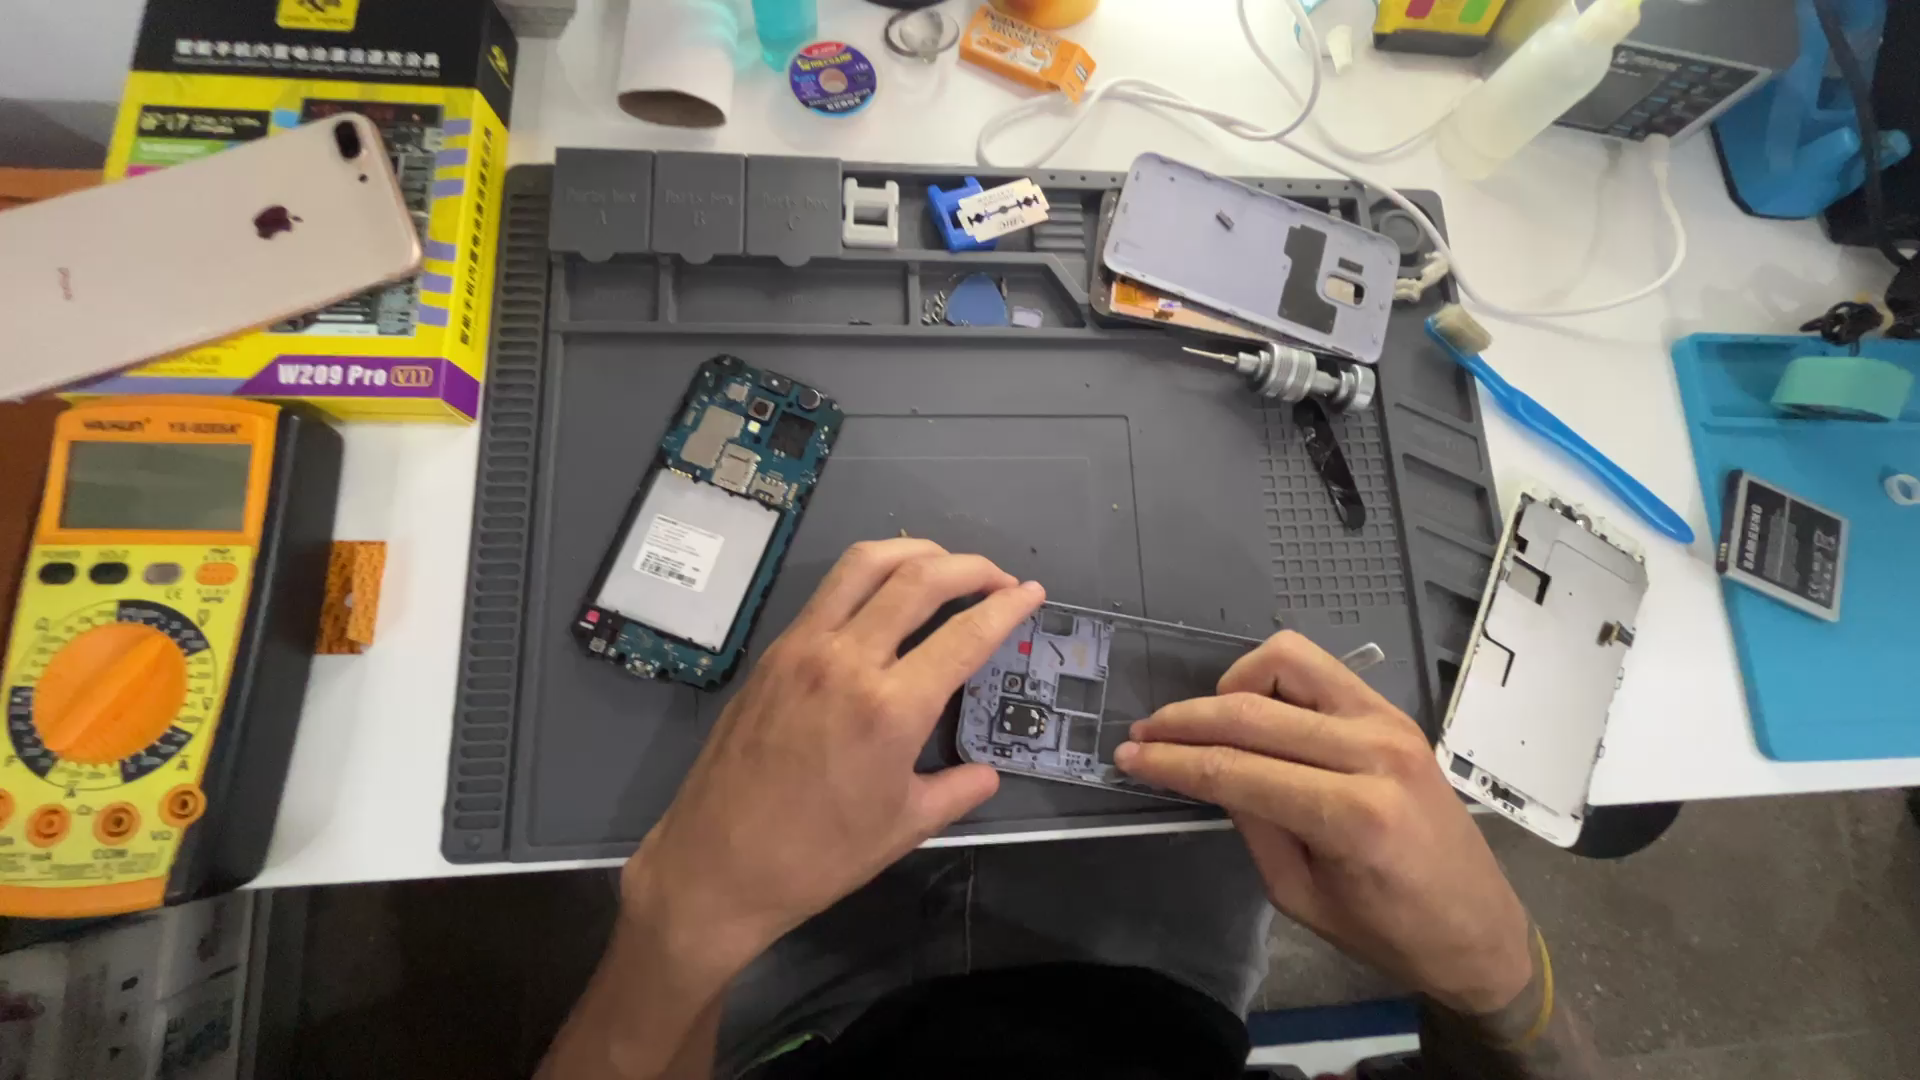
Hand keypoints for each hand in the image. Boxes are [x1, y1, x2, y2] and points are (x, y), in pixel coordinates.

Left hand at [621, 539, 1043, 973]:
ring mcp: (804, 647)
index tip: (1030, 594)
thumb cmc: (817, 856)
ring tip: (945, 564)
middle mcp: (849, 659)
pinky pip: (830, 590)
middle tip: (998, 577)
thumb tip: (988, 771)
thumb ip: (958, 790)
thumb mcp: (904, 827)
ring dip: (917, 551)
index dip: (1007, 607)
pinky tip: (886, 593)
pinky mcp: (775, 650)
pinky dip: (871, 573)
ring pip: (866, 563)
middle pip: (919, 577)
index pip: (965, 635)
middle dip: (971, 566)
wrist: (715, 866)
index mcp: (891, 708)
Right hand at [1114, 631, 1532, 1014]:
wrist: (1482, 929)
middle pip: (1249, 712)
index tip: (1129, 757)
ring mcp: (1387, 721)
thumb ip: (1251, 821)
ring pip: (1284, 661)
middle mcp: (1372, 753)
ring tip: (1210, 721)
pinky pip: (1316, 665)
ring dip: (1230, 684)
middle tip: (1143, 734)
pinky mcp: (1392, 710)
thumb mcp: (1298, 893)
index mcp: (1353, 817)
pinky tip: (1256, 708)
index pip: (1235, 770)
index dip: (1171, 761)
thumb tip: (1207, 769)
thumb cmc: (1390, 931)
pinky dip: (1270, 674)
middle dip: (1182, 721)